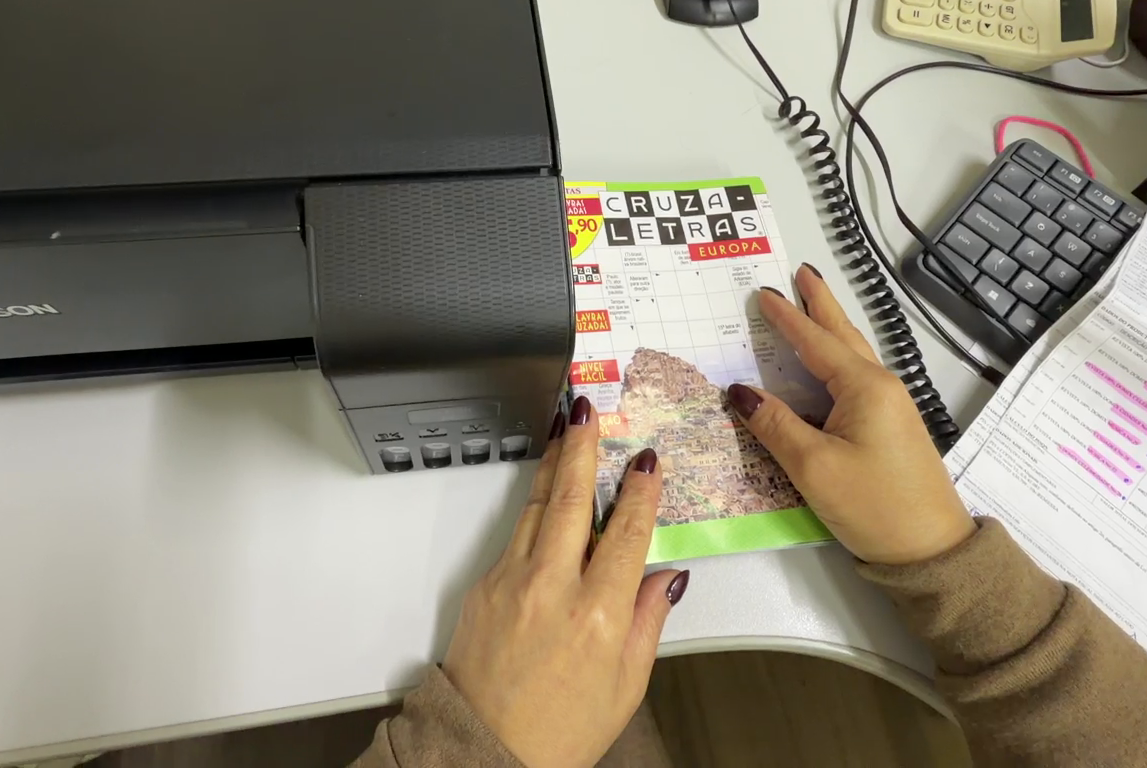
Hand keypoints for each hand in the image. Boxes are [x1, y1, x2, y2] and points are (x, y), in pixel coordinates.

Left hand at [442, 396, 688, 767]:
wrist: (482, 751)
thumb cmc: (560, 731)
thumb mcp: (625, 686)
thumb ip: (648, 622)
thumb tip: (664, 576)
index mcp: (598, 616)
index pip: (626, 535)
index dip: (640, 493)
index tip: (646, 462)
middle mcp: (553, 588)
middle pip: (570, 500)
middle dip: (582, 448)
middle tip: (588, 411)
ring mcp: (513, 579)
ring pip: (537, 504)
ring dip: (554, 461)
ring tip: (564, 427)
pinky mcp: (486, 581)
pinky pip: (516, 529)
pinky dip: (533, 499)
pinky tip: (544, 483)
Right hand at [730, 264, 975, 566]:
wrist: (933, 554)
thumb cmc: (873, 505)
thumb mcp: (813, 466)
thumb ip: (774, 424)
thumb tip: (740, 391)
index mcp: (864, 388)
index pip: (816, 342)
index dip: (787, 317)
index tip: (764, 292)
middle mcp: (880, 387)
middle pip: (843, 335)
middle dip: (820, 304)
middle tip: (803, 273)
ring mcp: (889, 407)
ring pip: (852, 355)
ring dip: (830, 327)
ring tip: (811, 304)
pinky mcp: (890, 427)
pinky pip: (854, 377)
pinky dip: (835, 356)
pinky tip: (826, 362)